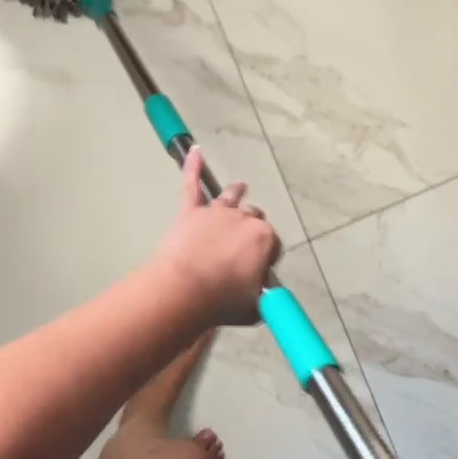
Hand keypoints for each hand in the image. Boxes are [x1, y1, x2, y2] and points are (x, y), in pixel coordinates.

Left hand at [151, 147, 279, 325]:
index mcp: (265, 239)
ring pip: (231, 197)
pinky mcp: (189, 211)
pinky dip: (192, 166)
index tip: (257, 271)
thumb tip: (262, 298)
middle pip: (253, 218)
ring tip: (240, 187)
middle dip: (251, 229)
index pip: (273, 244)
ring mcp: (215, 212)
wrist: (184, 290)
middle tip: (242, 246)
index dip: (266, 257)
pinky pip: (192, 183)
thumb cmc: (222, 300)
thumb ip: (261, 298)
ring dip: (237, 193)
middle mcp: (244, 219)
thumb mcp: (253, 307)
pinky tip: (195, 151)